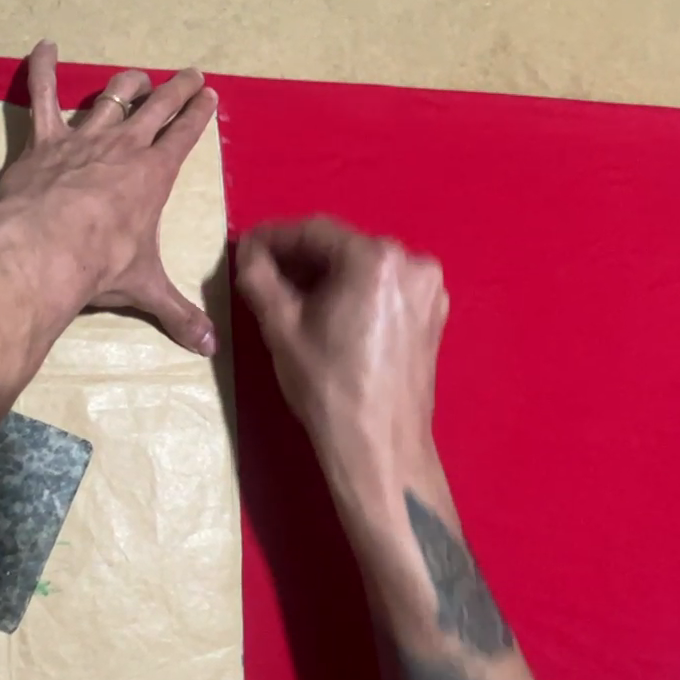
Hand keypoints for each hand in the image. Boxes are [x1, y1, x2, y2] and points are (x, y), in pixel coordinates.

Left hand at [0, 40, 219, 355]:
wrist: (44, 251)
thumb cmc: (101, 266)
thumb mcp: (145, 289)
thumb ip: (177, 314)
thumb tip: (208, 348)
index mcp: (153, 176)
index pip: (184, 136)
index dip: (198, 114)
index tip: (209, 94)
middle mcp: (123, 148)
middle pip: (157, 107)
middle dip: (176, 89)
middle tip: (190, 73)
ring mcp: (83, 139)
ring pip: (110, 99)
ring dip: (125, 84)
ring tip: (136, 75)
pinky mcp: (43, 142)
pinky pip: (44, 98)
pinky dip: (44, 70)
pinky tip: (44, 45)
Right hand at [235, 217, 448, 488]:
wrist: (380, 448)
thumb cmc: (327, 385)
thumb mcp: (280, 327)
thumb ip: (258, 277)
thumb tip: (249, 251)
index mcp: (376, 258)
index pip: (314, 231)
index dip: (274, 238)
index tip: (246, 249)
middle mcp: (412, 262)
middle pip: (341, 248)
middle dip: (300, 258)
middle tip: (263, 275)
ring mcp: (428, 289)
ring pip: (362, 267)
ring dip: (325, 275)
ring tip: (291, 297)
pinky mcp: (432, 314)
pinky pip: (383, 288)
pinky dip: (353, 292)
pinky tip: (328, 314)